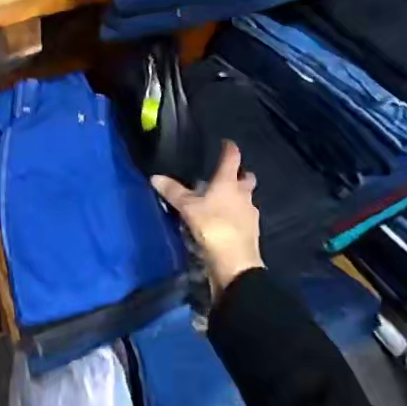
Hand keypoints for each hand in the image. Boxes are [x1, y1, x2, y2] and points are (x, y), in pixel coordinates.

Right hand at [152, 141, 263, 295]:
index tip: (226, 142)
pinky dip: (236, 215)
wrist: (235, 263)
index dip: (229, 148)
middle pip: (246, 178)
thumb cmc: (213, 227)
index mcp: (228, 183)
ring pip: (246, 198)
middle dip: (240, 175)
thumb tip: (155, 177)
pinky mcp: (251, 231)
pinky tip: (224, 221)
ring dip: (238, 197)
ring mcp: (250, 213)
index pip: (232, 158)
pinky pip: (244, 217)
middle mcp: (243, 194)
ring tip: (221, 201)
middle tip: (227, 176)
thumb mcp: (188, 208)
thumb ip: (173, 192)